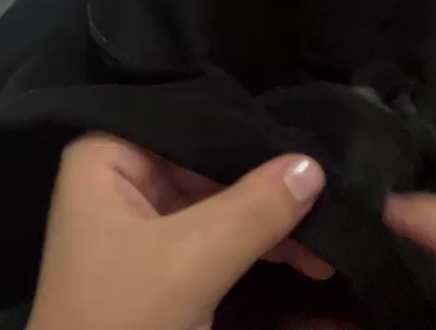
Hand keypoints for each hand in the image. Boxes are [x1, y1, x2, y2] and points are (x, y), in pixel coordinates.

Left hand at [27, 133, 332, 329]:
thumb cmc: (124, 317)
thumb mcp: (192, 260)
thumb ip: (252, 210)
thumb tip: (311, 164)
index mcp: (105, 155)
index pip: (182, 125)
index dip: (242, 134)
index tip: (304, 140)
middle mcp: (115, 176)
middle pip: (200, 164)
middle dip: (262, 185)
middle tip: (330, 193)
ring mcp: (135, 220)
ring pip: (211, 202)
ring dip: (265, 221)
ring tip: (329, 238)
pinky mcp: (155, 261)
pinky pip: (210, 236)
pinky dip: (251, 245)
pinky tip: (302, 255)